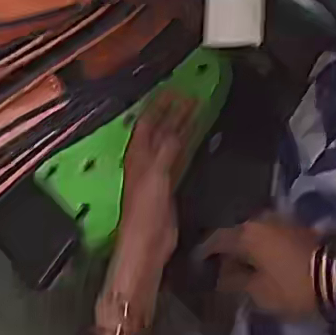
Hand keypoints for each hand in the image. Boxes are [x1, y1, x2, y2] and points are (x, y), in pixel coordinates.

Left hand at [105, 89, 195, 301]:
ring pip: (171, 139)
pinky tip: (198, 134)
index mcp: (137, 154)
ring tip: (197, 106)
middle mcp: (145, 159)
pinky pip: (180, 153)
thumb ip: (167, 149)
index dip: (160, 104)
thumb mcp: (156, 176)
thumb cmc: (145, 211)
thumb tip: (179, 124)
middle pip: (160, 128)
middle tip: (190, 92)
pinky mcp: (169, 183)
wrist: (147, 246)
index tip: (175, 88)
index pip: (148, 121)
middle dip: (173, 110)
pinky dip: (188, 140)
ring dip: (182, 123)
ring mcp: (157, 171)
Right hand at [198, 214, 322, 320]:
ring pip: (254, 233)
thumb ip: (235, 281)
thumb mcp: (258, 292)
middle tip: (217, 270)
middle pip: (236, 233)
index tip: (196, 265)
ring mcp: (281, 219)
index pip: (217, 239)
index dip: (204, 252)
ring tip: (238, 267)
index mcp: (248, 233)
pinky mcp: (296, 226)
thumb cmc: (292, 286)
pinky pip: (269, 234)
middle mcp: (262, 219)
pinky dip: (261, 246)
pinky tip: (259, 261)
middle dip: (227, 250)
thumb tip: (220, 275)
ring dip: (246, 248)